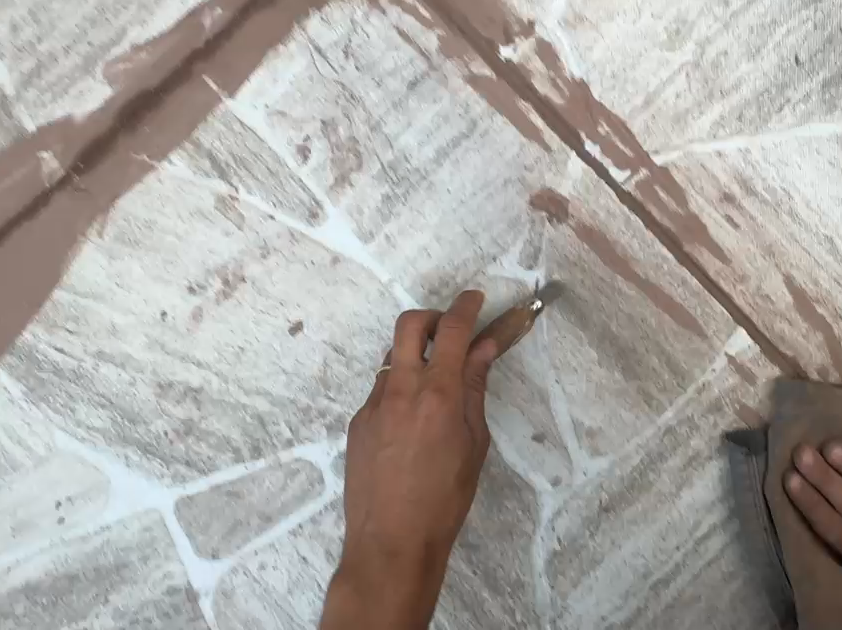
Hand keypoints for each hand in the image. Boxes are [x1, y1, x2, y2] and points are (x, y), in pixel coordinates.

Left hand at [320, 291, 502, 629]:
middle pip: (409, 324)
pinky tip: (411, 427)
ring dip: (415, 358)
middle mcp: (401, 388)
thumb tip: (484, 348)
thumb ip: (475, 389)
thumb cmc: (446, 497)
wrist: (391, 544)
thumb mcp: (474, 442)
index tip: (475, 298)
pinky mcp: (357, 423)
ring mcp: (373, 404)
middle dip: (431, 316)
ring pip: (394, 358)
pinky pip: (382, 391)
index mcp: (437, 393)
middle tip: (449, 331)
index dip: (465, 306)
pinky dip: (400, 391)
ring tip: (433, 393)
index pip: (452, 330)